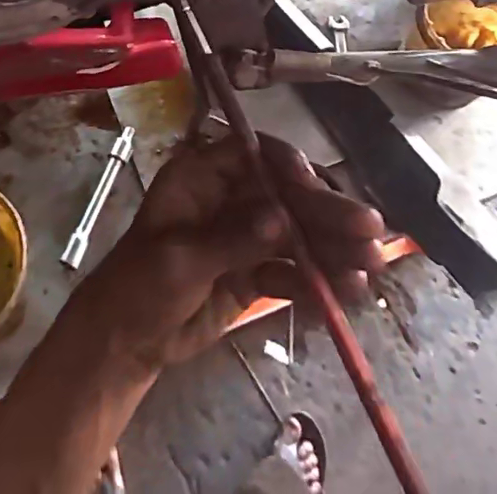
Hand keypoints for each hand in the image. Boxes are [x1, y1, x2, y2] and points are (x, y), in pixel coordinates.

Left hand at [78, 131, 386, 370]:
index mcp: (200, 177)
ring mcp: (242, 235)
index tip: (316, 185)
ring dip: (331, 249)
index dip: (286, 164)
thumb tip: (282, 219)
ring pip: (294, 233)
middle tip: (371, 231)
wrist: (125, 341)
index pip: (251, 155)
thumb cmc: (138, 285)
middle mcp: (227, 198)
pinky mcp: (252, 271)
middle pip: (283, 195)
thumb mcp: (178, 261)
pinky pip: (289, 269)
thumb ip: (231, 239)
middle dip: (326, 212)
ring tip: (368, 268)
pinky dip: (315, 281)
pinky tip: (344, 294)